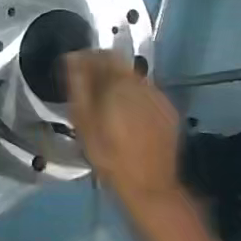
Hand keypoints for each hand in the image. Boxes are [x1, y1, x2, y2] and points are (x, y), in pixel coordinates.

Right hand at [64, 51, 182, 210]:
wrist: (150, 185)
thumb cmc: (110, 158)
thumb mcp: (85, 126)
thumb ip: (78, 88)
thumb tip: (72, 61)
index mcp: (118, 84)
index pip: (100, 55)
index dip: (85, 56)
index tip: (73, 64)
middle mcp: (140, 84)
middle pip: (118, 62)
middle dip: (101, 65)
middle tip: (87, 81)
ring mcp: (157, 95)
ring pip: (133, 76)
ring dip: (118, 79)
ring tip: (106, 97)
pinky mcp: (168, 108)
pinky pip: (146, 90)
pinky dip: (133, 93)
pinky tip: (127, 111)